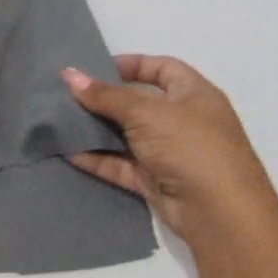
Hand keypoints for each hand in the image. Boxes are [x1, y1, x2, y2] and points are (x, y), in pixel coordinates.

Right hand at [64, 55, 277, 245]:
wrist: (220, 214)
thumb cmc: (190, 148)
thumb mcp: (146, 113)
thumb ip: (104, 94)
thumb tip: (69, 75)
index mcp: (194, 97)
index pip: (163, 68)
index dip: (131, 63)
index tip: (93, 67)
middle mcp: (182, 121)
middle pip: (136, 101)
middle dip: (101, 97)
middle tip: (64, 93)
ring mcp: (168, 151)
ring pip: (123, 133)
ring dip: (92, 128)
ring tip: (57, 119)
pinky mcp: (153, 178)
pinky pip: (117, 162)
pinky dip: (94, 157)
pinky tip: (66, 150)